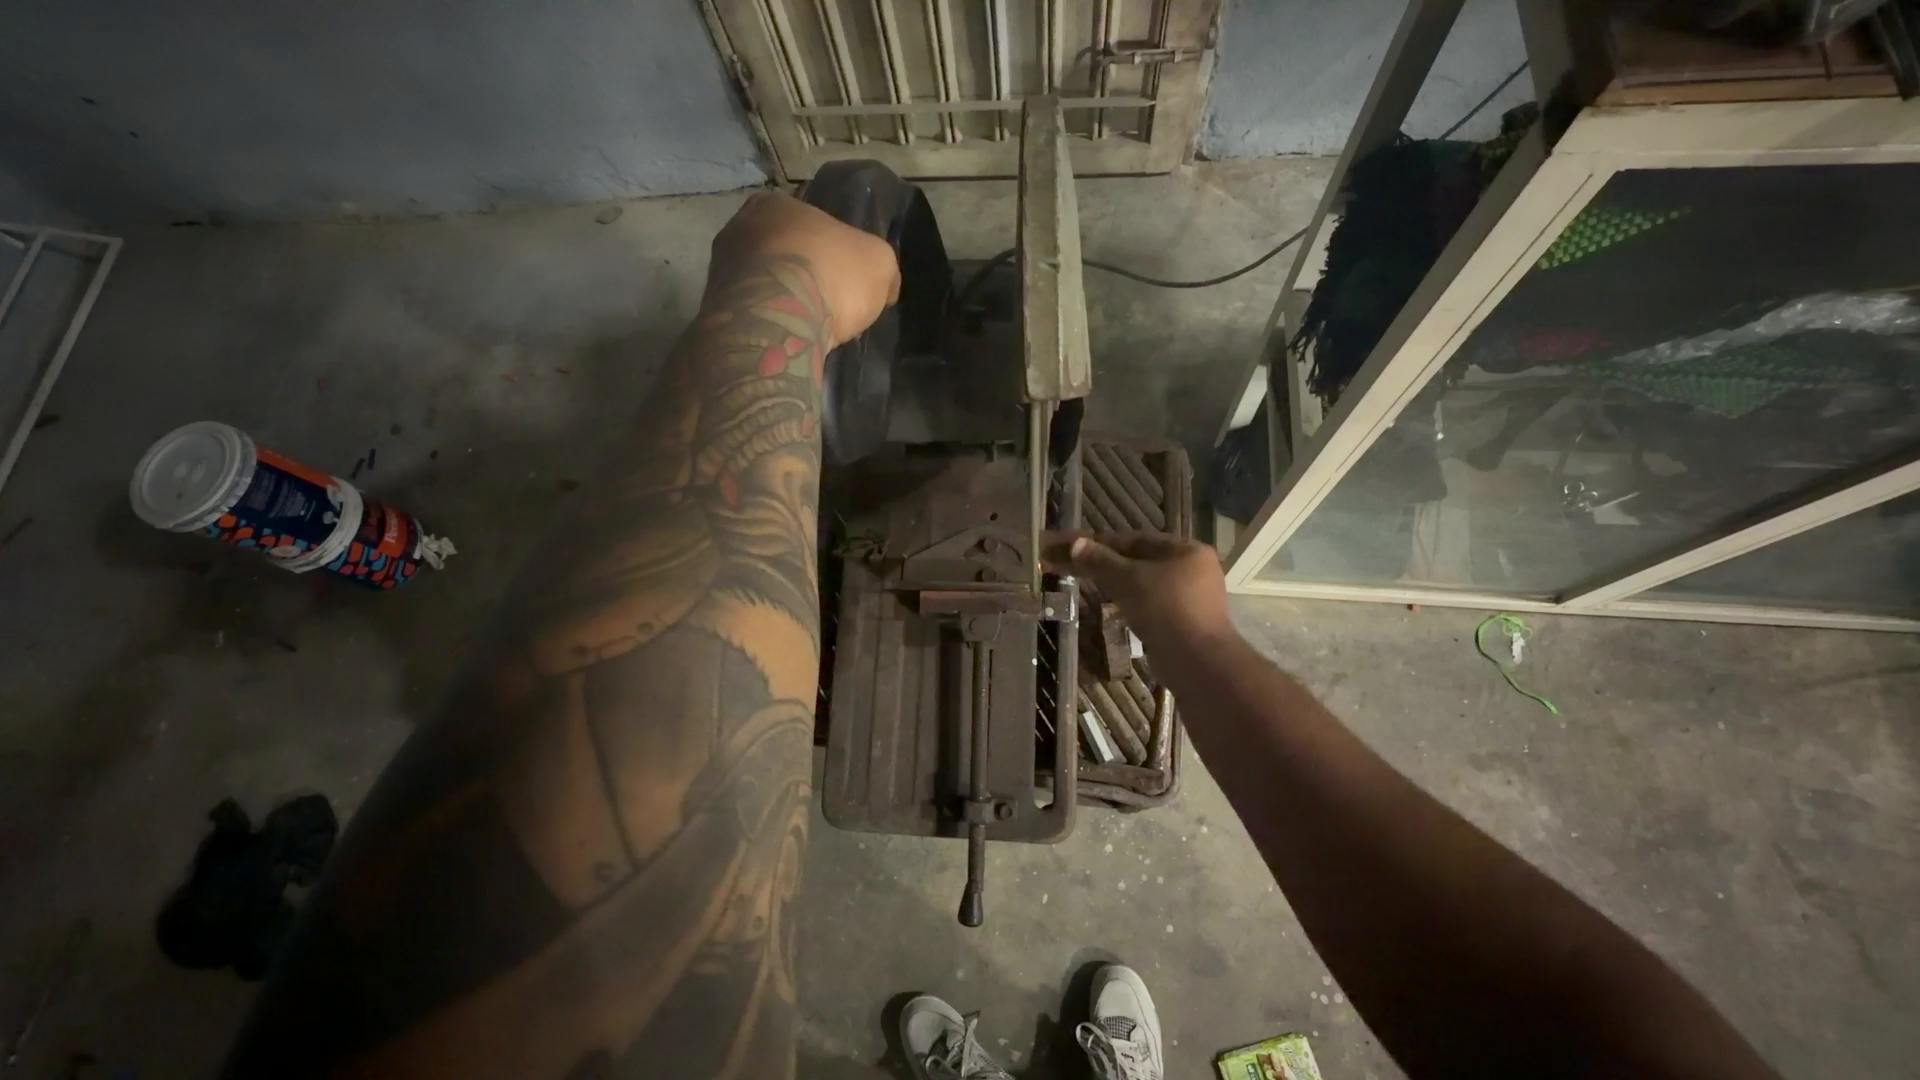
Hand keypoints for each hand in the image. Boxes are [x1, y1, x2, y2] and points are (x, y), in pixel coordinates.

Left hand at [707, 192, 900, 347]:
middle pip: (779, 251)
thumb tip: (884, 288)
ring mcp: (719, 269)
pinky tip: (786, 340)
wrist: (777, 322)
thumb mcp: (879, 263)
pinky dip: (767, 324)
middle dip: (800, 274)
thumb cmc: (831, 276)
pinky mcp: (712, 309)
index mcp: (775, 204)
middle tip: (826, 303)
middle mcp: (738, 227)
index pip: (807, 222)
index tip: (843, 276)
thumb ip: (879, 268)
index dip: (829, 249)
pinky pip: (749, 314)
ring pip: (760, 283)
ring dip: (780, 301)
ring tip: (806, 327)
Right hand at [1042, 531, 1235, 658]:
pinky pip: (1146, 603)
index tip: (1068, 543)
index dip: (1097, 542)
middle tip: (1064, 561)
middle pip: (1135, 560)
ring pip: (1140, 582)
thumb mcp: (1129, 579)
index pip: (1133, 539)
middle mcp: (1190, 569)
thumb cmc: (1166, 609)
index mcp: (1185, 550)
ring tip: (1077, 576)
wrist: (1197, 661)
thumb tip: (1075, 544)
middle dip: (1099, 561)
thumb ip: (1101, 560)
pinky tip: (1105, 601)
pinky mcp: (1179, 622)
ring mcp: (1186, 598)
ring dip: (1109, 580)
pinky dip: (1124, 599)